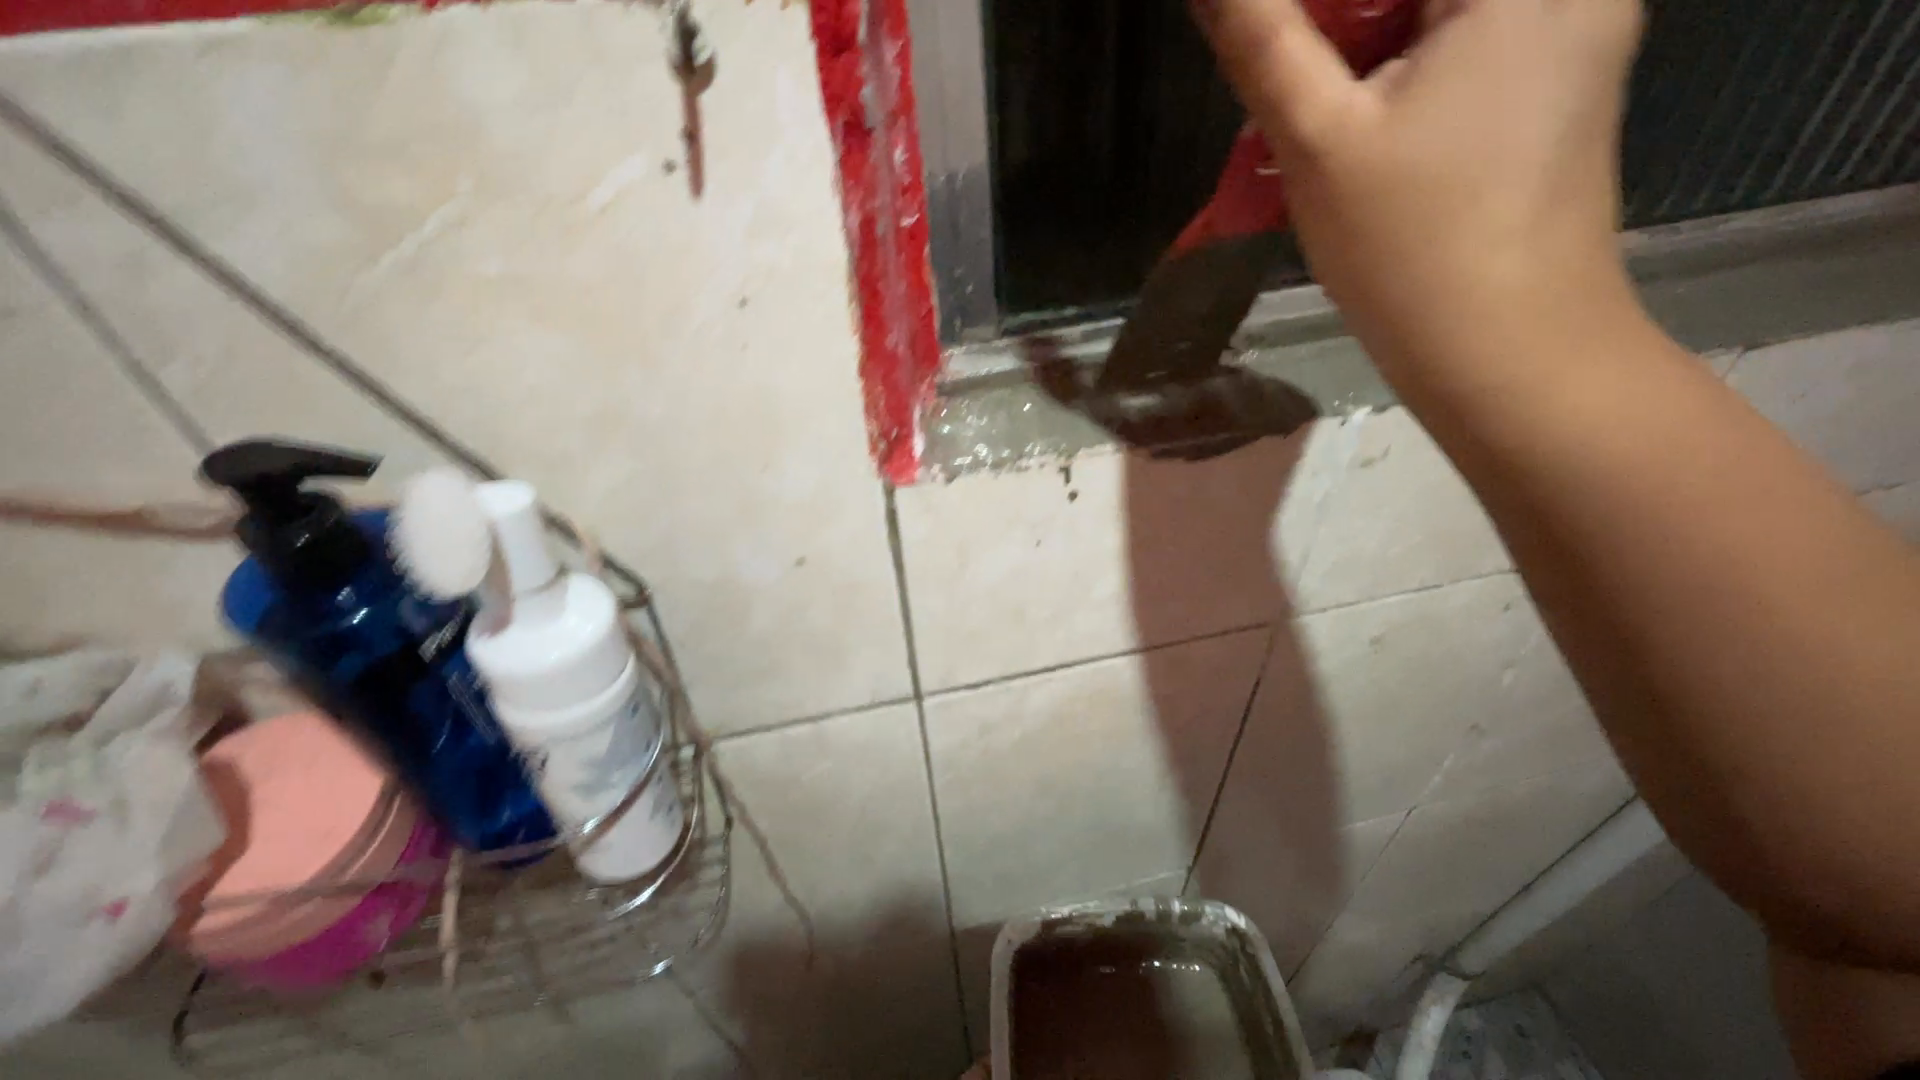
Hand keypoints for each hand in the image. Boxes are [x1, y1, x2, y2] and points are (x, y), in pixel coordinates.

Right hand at [1193, 0, 1646, 372]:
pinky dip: (1395, 69)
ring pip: (1428, 12)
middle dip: (1330, 19)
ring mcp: (1576, 29)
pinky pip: (1461, 43)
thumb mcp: (1316, 139)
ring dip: (1353, 49)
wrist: (1513, 358)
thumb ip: (1261, 34)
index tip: (1266, 39)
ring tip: (1301, 114)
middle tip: (1276, 80)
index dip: (1311, 4)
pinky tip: (1350, 127)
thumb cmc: (1415, 249)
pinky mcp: (1559, 83)